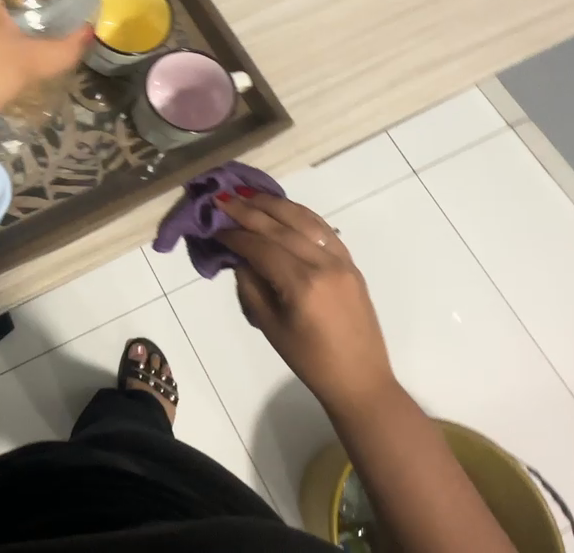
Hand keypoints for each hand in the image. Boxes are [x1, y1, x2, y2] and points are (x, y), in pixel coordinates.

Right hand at [217, 193, 399, 413]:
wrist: (360, 379)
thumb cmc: (308, 359)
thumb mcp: (268, 324)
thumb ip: (250, 284)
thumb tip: (238, 255)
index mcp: (301, 284)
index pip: (260, 246)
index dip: (234, 234)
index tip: (213, 226)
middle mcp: (323, 264)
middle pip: (279, 226)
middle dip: (247, 211)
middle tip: (221, 198)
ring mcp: (341, 261)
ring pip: (303, 219)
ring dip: (273, 204)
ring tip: (247, 195)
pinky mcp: (350, 263)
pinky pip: (323, 228)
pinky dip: (300, 213)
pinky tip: (282, 207)